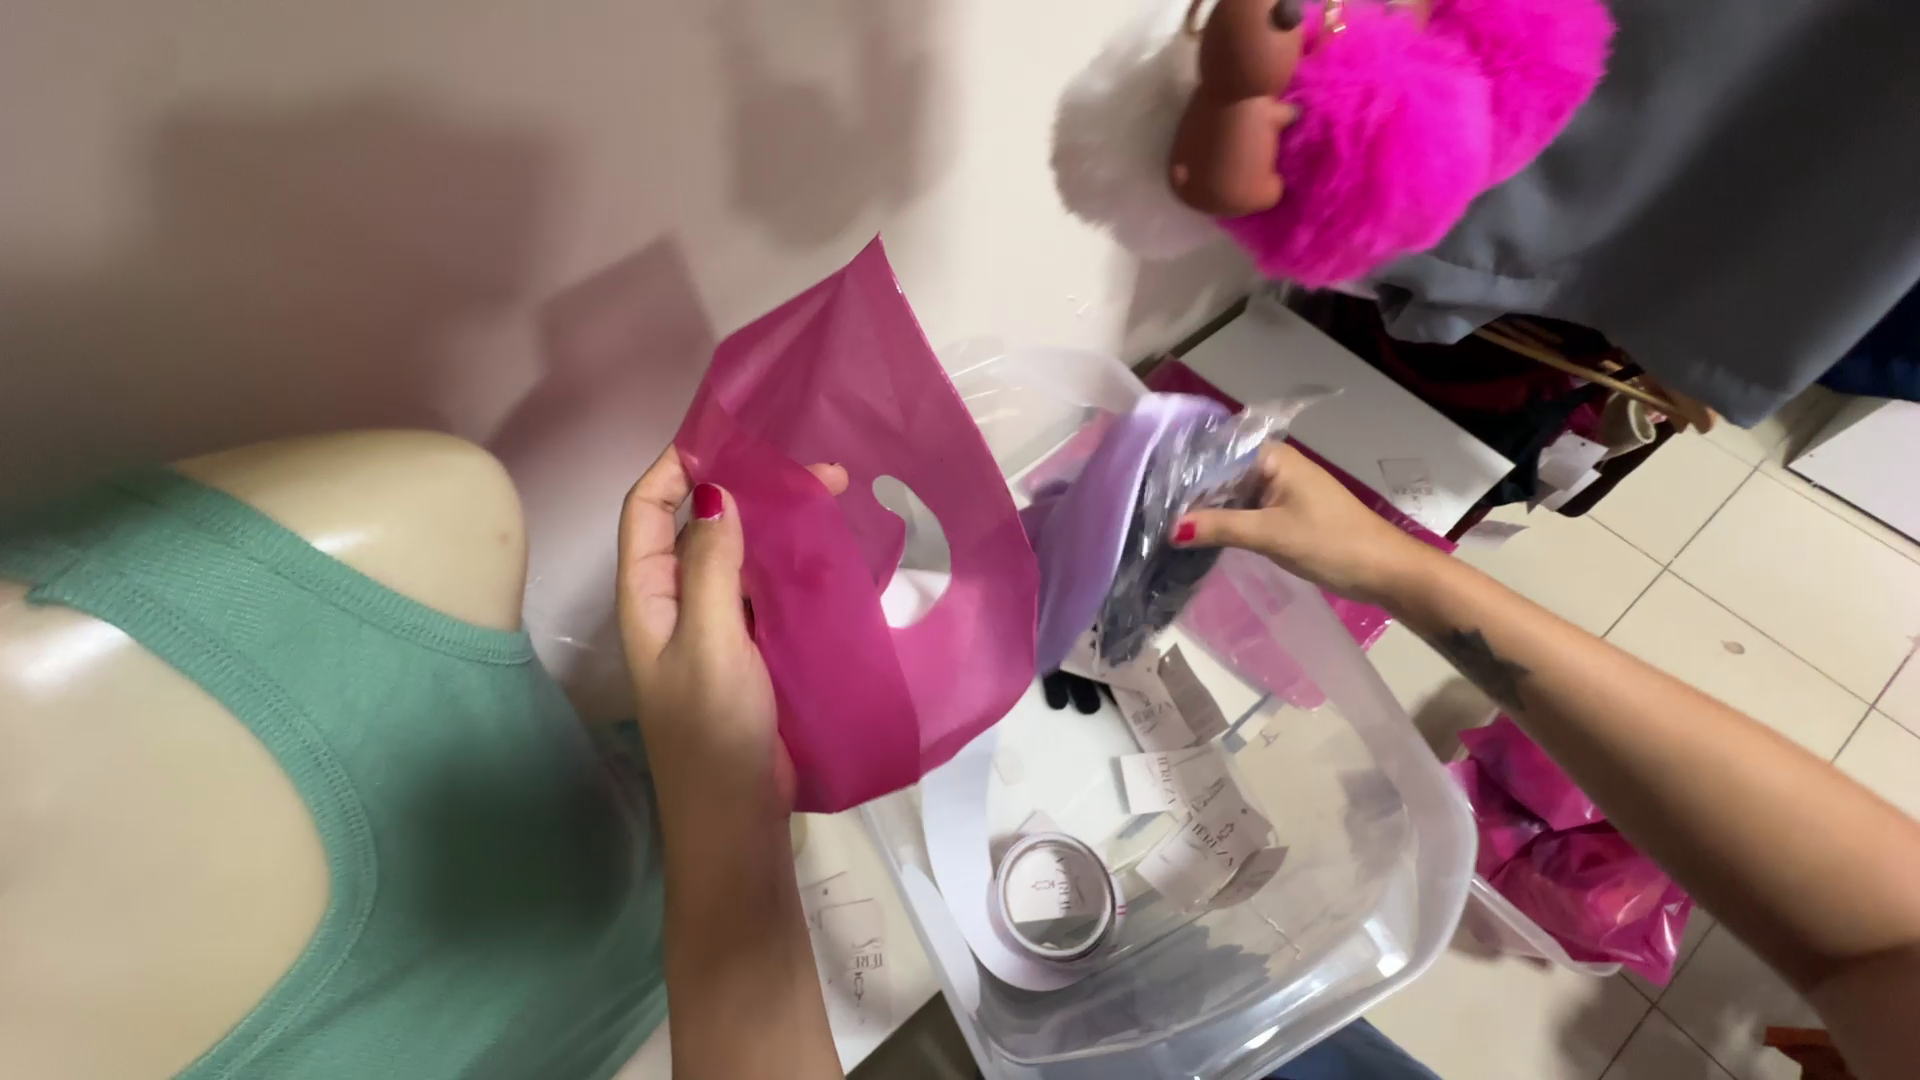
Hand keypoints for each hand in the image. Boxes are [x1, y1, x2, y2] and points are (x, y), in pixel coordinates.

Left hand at [617, 446, 846, 808]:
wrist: (738, 814)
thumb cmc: (713, 730)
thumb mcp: (709, 643)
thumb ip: (711, 568)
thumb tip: (717, 493)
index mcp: (649, 596)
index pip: (647, 510)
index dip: (678, 469)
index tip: (729, 438)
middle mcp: (678, 602)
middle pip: (700, 527)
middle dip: (746, 490)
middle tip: (813, 471)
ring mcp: (718, 625)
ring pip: (740, 555)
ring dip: (777, 524)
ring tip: (832, 499)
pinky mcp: (754, 646)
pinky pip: (768, 588)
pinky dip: (793, 563)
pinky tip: (829, 550)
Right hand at [1170, 441, 1430, 603]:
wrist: (1384, 571)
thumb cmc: (1332, 542)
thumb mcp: (1271, 534)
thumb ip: (1219, 528)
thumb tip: (1169, 530)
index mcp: (1271, 458)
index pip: (1214, 455)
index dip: (1182, 472)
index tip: (1149, 489)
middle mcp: (1271, 466)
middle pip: (1217, 474)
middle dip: (1187, 493)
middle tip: (1147, 511)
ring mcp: (1275, 490)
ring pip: (1226, 494)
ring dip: (1201, 509)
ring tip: (1160, 523)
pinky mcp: (1279, 512)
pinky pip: (1239, 510)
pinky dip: (1219, 521)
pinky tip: (1193, 534)